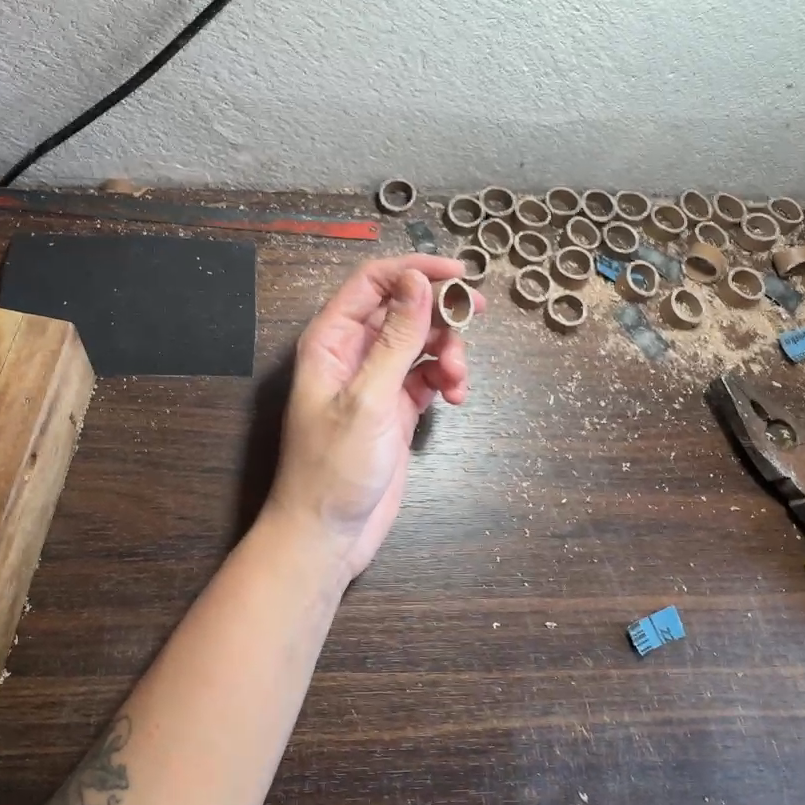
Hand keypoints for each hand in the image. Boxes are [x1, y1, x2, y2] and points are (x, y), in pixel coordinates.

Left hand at [264, 255, 480, 582]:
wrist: (328, 534)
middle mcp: (352, 351)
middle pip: (404, 308)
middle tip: (476, 317)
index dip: (415, 270)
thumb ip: (396, 339)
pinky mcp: (395, 407)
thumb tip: (417, 282)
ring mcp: (375, 379)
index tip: (460, 274)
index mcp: (331, 339)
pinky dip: (445, 379)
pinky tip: (455, 398)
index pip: (374, 281)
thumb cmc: (335, 466)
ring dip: (448, 352)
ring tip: (458, 382)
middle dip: (440, 312)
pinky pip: (427, 375)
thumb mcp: (368, 398)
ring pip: (421, 342)